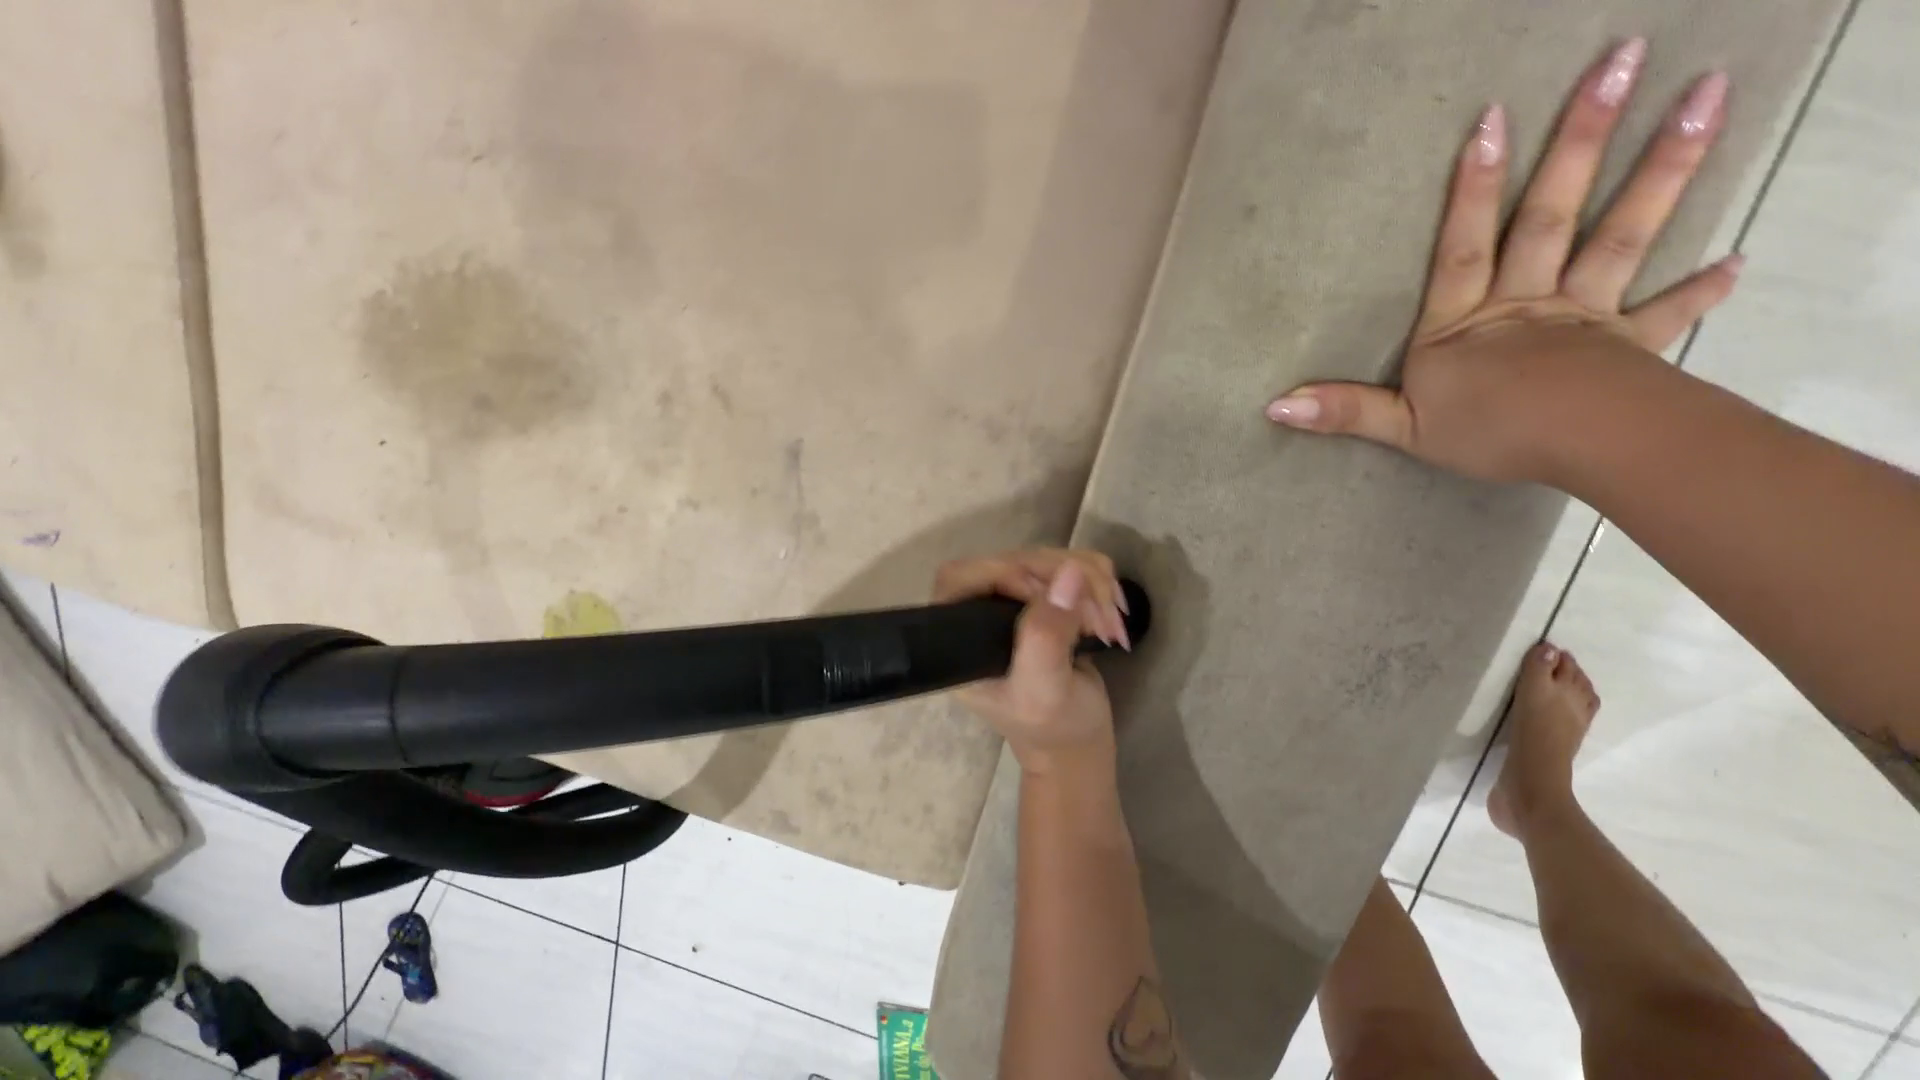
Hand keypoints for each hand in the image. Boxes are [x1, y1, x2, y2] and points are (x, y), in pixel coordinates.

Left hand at [933, 550, 1123, 772]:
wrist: (1078, 744)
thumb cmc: (1052, 728)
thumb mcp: (1045, 692)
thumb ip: (1047, 636)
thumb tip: (1069, 573)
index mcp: (958, 638)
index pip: (963, 577)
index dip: (1005, 572)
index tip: (1048, 596)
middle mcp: (978, 613)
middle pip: (1013, 560)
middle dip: (1064, 579)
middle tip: (1103, 615)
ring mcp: (1011, 602)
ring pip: (1046, 560)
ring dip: (1089, 582)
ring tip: (1111, 624)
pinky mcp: (1042, 599)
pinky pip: (1068, 567)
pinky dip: (1097, 583)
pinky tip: (1111, 615)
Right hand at [1266, 39, 1742, 483]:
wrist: (1575, 447)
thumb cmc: (1487, 432)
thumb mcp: (1398, 426)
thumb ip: (1343, 410)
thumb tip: (1272, 405)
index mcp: (1466, 320)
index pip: (1464, 243)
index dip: (1474, 185)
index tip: (1495, 116)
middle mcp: (1526, 302)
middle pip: (1552, 214)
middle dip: (1584, 139)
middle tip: (1627, 58)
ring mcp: (1583, 317)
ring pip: (1621, 236)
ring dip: (1663, 171)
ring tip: (1706, 100)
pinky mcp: (1627, 346)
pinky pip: (1665, 314)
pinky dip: (1699, 290)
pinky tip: (1738, 261)